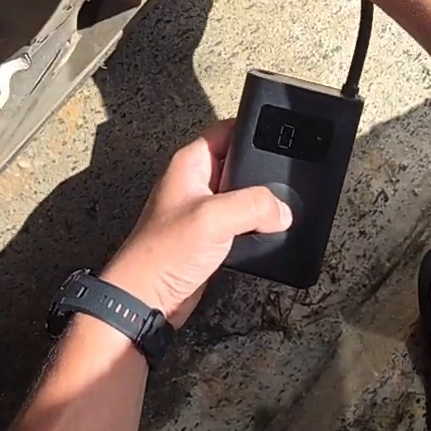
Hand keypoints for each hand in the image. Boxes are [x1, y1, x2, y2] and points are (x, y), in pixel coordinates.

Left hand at [100, 121, 292, 326]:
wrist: (146, 300)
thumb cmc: (162, 254)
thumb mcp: (214, 218)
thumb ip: (254, 205)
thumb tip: (281, 210)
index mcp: (190, 163)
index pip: (226, 131)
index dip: (252, 130)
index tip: (279, 136)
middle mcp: (196, 182)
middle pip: (239, 163)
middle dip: (262, 172)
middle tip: (283, 180)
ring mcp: (203, 209)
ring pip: (243, 195)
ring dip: (260, 203)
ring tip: (277, 210)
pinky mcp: (211, 236)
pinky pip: (241, 221)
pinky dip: (255, 226)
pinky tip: (266, 233)